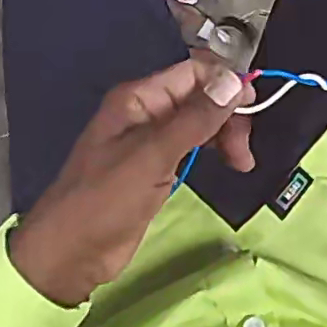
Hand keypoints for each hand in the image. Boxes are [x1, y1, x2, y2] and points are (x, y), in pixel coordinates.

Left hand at [10, 55, 253, 305]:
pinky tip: (226, 164)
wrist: (72, 252)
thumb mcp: (152, 156)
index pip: (192, 73)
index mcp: (138, 99)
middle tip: (243, 150)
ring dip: (225, 135)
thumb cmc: (104, 200)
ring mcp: (152, 141)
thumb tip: (232, 82)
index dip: (225, 83)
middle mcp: (146, 113)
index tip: (254, 105)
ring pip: (200, 122)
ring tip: (241, 163)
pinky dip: (214, 151)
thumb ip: (194, 119)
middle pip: (200, 97)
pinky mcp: (157, 167)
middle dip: (228, 115)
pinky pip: (193, 145)